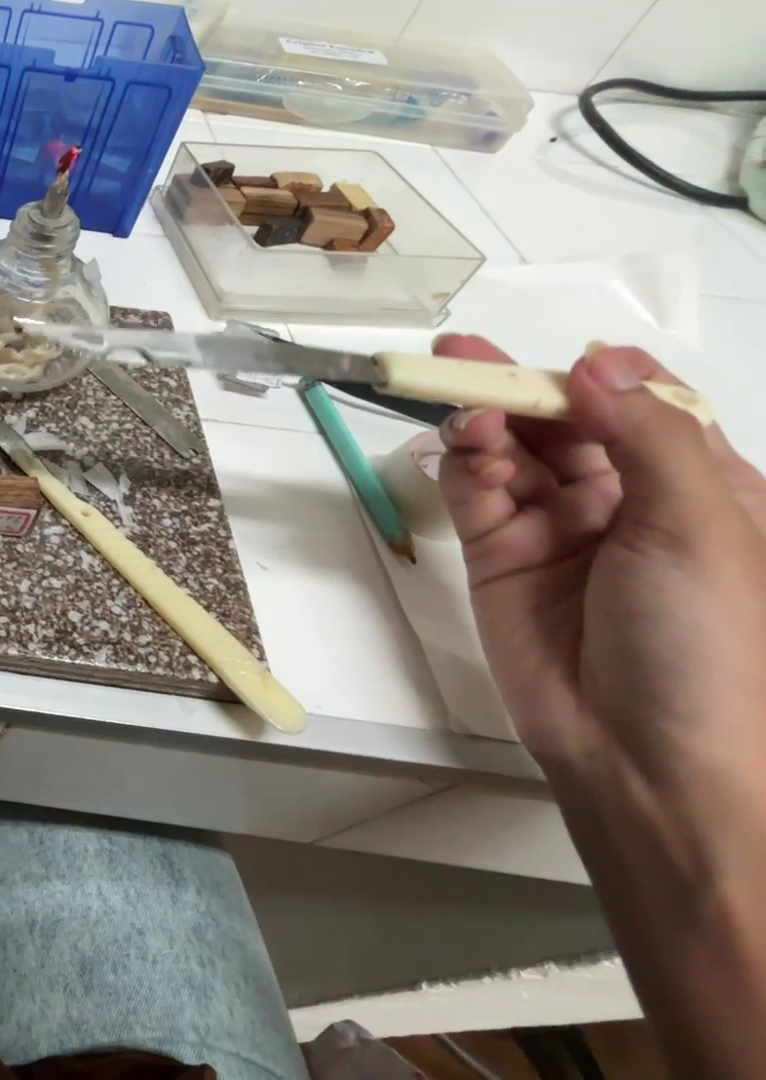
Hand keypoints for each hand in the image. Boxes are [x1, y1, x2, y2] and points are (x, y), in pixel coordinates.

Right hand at [435, 335, 765, 804]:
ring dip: (486, 426)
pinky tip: (460, 454)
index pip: (644, 408)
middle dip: (519, 389)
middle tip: (459, 354)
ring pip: (513, 455)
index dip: (599, 377)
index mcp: (700, 486)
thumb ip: (649, 438)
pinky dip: (463, 469)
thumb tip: (594, 364)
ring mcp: (557, 528)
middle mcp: (626, 499)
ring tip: (462, 416)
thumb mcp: (702, 528)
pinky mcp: (498, 556)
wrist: (644, 750)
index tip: (555, 356)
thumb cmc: (711, 638)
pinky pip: (476, 497)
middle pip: (566, 424)